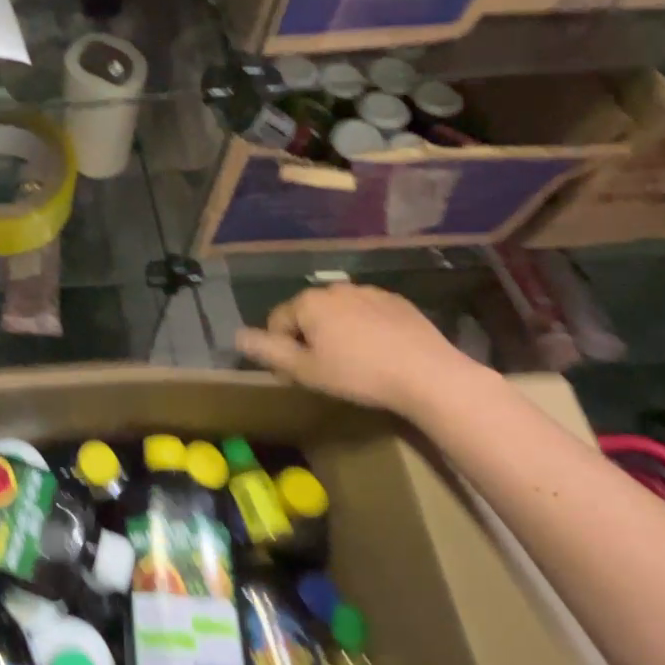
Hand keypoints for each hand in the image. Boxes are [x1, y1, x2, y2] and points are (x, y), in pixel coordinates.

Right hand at [235, 283, 486, 414]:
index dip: (283, 350)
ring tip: (356, 363)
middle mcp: (334, 289)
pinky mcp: (398, 302)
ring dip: (339, 332)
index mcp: (308, 302)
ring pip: (340, 313)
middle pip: (309, 314)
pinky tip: (381, 353)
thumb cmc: (358, 374)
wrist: (428, 375)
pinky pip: (370, 313)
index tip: (300, 375)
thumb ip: (268, 351)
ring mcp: (369, 292)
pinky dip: (368, 328)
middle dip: (311, 338)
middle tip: (327, 370)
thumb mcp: (305, 370)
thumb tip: (236, 336)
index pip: (278, 322)